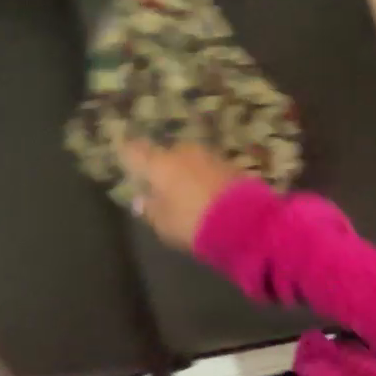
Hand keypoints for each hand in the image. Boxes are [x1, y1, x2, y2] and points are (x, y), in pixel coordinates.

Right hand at [120, 142, 249, 251]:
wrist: (246, 221)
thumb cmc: (194, 223)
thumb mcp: (164, 224)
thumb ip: (150, 209)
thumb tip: (141, 199)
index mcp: (158, 163)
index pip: (134, 151)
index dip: (129, 156)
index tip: (129, 164)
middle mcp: (183, 153)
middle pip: (167, 154)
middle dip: (165, 166)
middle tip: (164, 186)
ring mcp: (211, 156)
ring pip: (191, 160)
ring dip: (189, 171)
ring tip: (190, 192)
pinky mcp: (234, 165)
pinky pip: (212, 169)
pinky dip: (208, 177)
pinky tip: (211, 194)